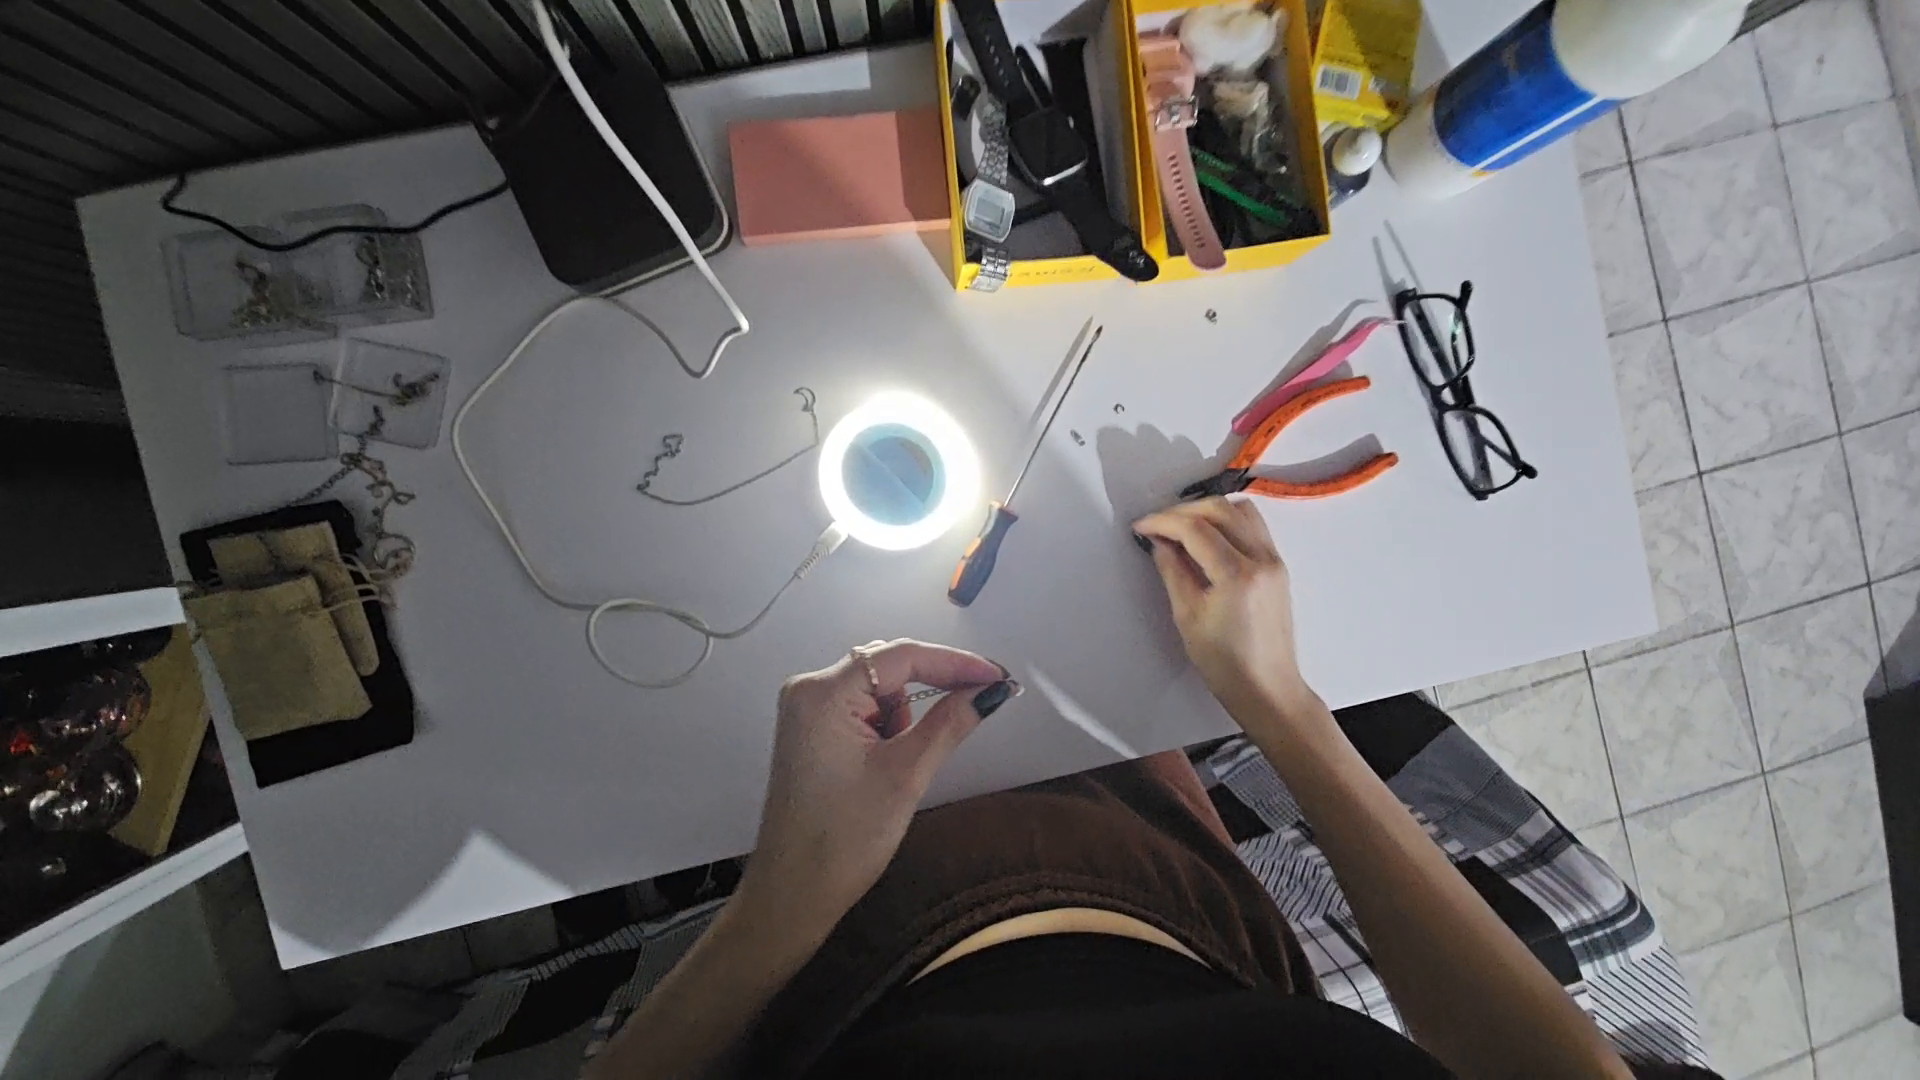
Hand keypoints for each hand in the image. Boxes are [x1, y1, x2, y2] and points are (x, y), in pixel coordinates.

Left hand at [743, 639, 1016, 928]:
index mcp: (824, 692)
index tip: (999, 676)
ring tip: (903, 763)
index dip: (955, 662)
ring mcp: (805, 708)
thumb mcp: (906, 775)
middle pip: (887, 665)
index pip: (901, 656)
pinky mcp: (810, 729)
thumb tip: (993, 690)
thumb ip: (950, 722)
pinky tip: (887, 761)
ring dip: (905, 713)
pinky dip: (887, 725)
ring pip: (877, 687)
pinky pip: (861, 707)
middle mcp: (808, 687)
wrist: (792, 896)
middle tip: (978, 701)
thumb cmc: (846, 839)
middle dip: (932, 685)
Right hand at [1133, 497, 1315, 717]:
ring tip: (1181, 528)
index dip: (1162, 521)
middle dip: (1182, 510)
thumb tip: (1160, 542)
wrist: (1267, 688)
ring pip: (1241, 511)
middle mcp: (1262, 559)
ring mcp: (1274, 560)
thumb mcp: (1187, 616)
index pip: (1195, 528)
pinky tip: (1207, 538)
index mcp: (1237, 575)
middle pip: (1220, 509)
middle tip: (1157, 525)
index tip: (1141, 527)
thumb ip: (1172, 571)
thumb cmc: (1224, 663)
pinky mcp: (1278, 566)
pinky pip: (1253, 526)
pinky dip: (1227, 521)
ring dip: (1207, 511)